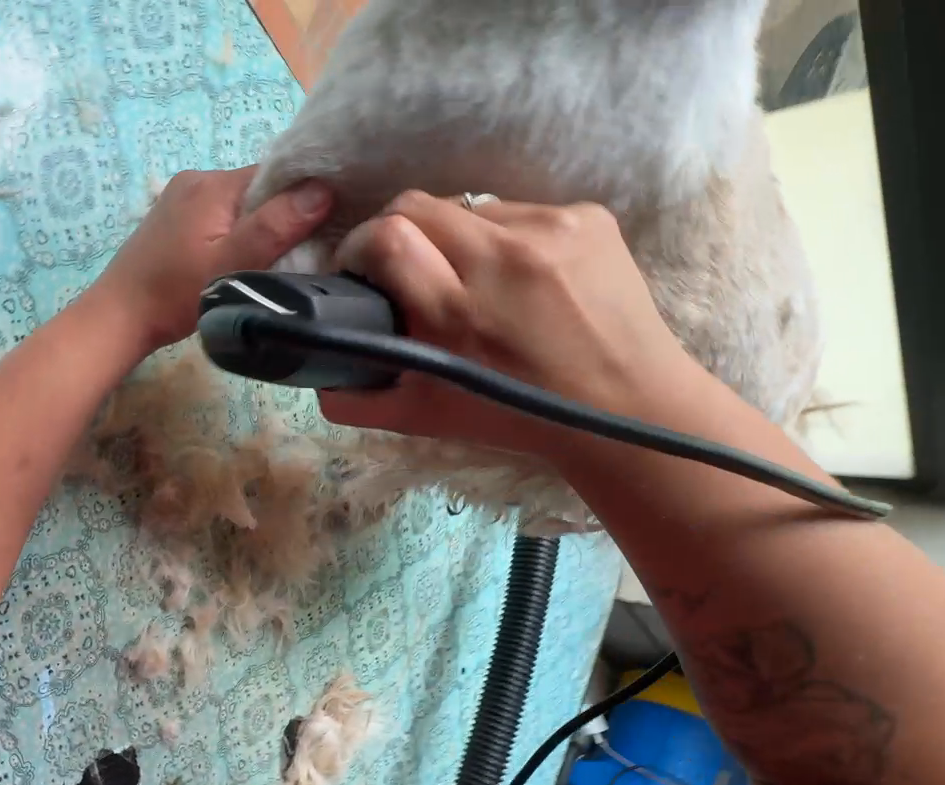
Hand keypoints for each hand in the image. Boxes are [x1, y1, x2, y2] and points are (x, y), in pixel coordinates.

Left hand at [83, 167, 333, 355]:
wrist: (116, 318)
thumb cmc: (173, 295)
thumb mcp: (231, 265)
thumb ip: (275, 227)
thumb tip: (324, 189)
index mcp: (214, 183)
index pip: (278, 174)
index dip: (304, 198)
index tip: (325, 227)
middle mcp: (197, 179)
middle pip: (258, 190)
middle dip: (279, 218)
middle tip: (297, 254)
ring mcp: (180, 199)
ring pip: (237, 207)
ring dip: (254, 230)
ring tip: (265, 262)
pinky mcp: (170, 221)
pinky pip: (216, 219)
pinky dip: (231, 236)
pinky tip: (233, 262)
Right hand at [316, 191, 709, 459]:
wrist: (627, 404)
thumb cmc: (514, 416)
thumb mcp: (420, 420)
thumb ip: (355, 401)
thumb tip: (317, 376)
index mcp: (456, 313)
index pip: (387, 237)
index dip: (359, 245)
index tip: (357, 269)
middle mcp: (502, 259)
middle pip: (416, 204)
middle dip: (393, 232)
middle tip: (401, 269)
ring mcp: (550, 230)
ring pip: (466, 206)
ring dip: (450, 236)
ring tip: (467, 279)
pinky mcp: (587, 215)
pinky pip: (515, 210)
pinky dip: (498, 238)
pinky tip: (515, 276)